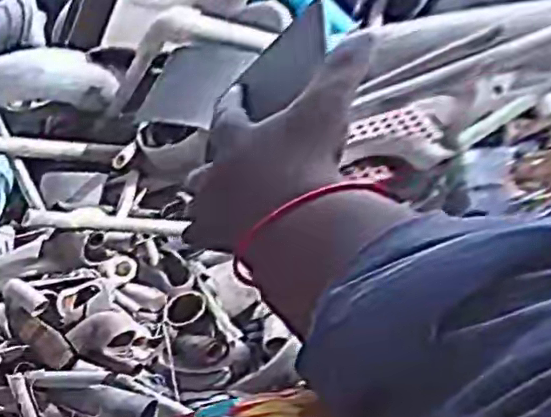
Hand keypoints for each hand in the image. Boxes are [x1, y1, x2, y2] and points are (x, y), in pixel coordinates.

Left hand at [183, 35, 374, 251]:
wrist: (291, 223)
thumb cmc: (303, 163)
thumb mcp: (328, 104)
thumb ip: (340, 70)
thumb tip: (357, 42)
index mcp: (234, 142)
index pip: (226, 115)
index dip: (231, 102)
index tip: (233, 96)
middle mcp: (212, 178)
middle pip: (200, 170)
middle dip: (210, 166)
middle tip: (221, 164)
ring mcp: (208, 211)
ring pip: (192, 206)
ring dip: (201, 203)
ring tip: (211, 202)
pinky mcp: (211, 240)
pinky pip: (197, 238)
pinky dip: (205, 235)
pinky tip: (213, 236)